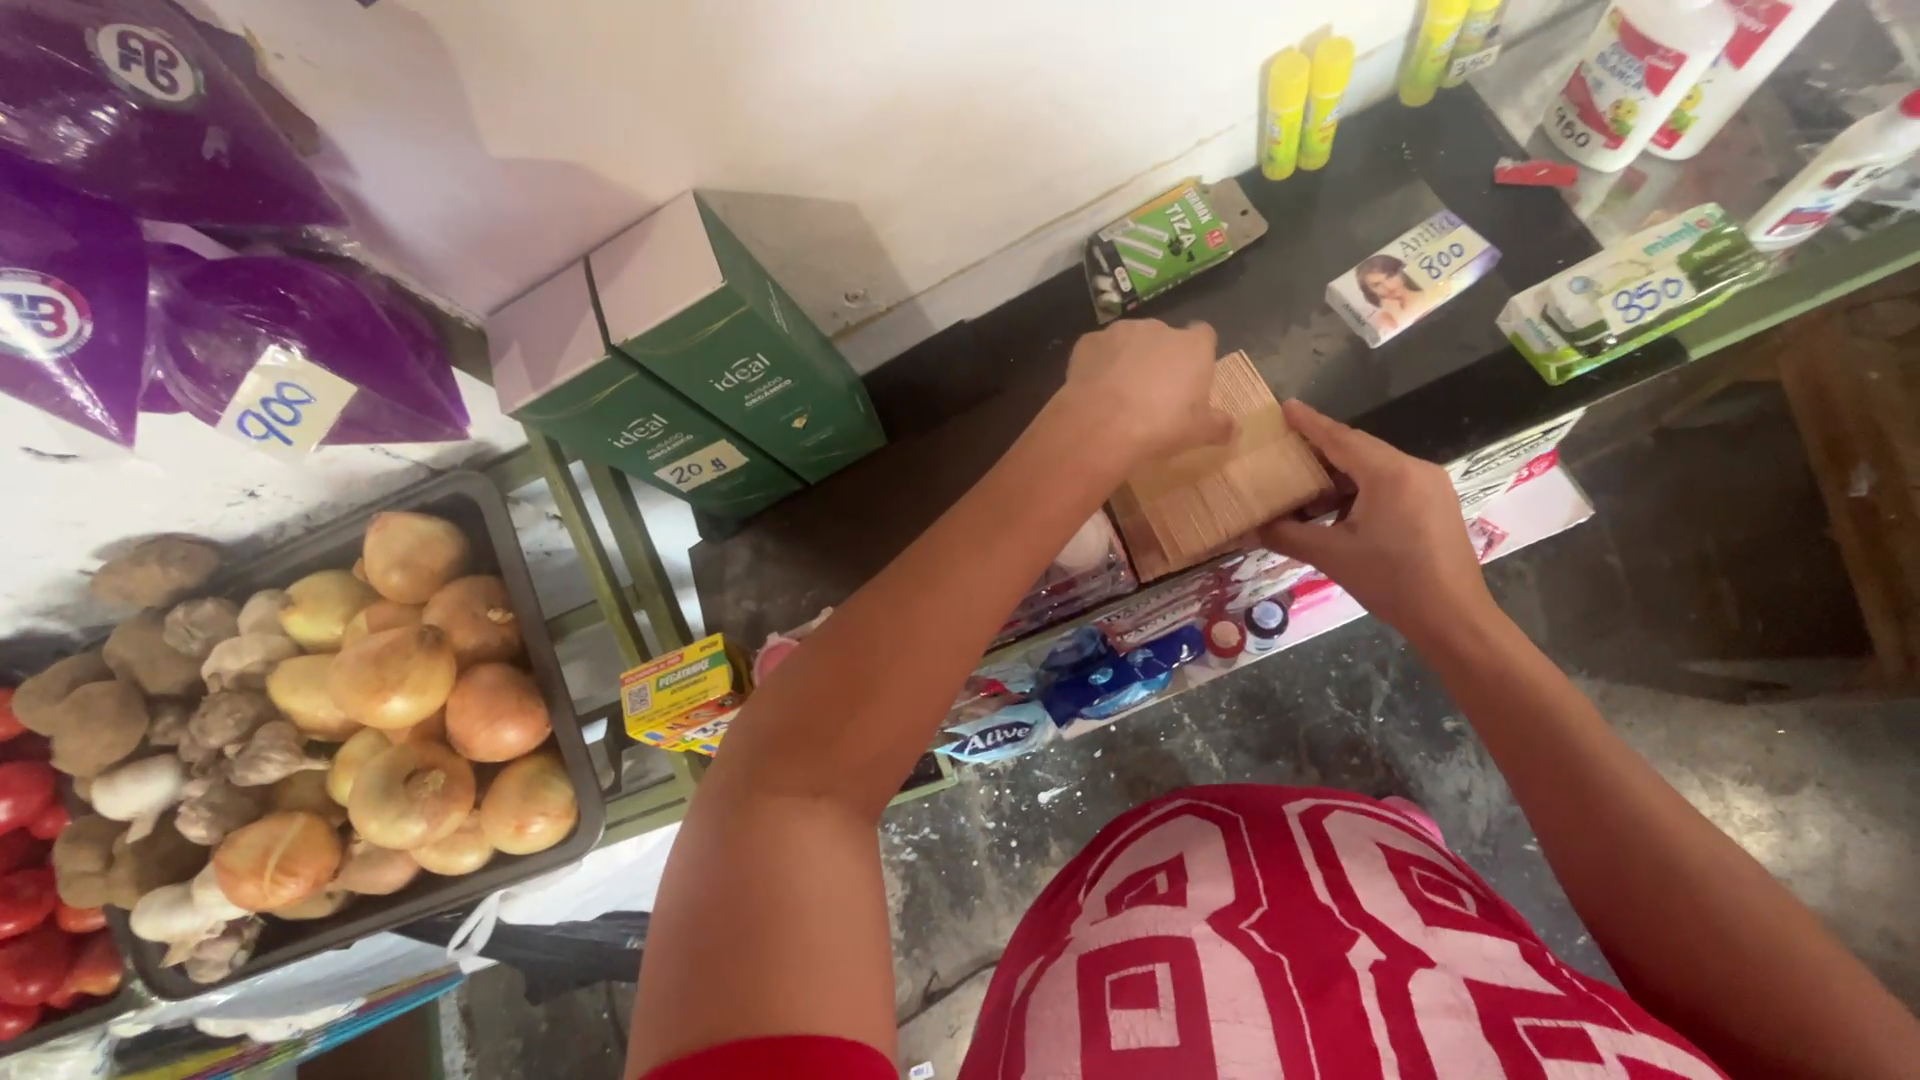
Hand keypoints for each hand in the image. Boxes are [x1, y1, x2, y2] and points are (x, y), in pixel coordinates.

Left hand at [1056, 319, 1233, 463]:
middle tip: (1152, 393)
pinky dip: (1098, 364)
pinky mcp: (1088, 340)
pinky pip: (1098, 350)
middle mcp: (1159, 329)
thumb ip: (1219, 426)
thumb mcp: (1197, 432)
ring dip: (1127, 358)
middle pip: (1164, 338)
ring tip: (1119, 393)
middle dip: (1159, 358)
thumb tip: (1235, 428)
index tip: (1189, 378)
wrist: (1101, 425)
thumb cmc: (1159, 425)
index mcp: (1193, 346)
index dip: (1196, 356)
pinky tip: (1093, 389)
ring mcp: (1121, 331)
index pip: (1204, 336)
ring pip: (1129, 341)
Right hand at [1259, 401, 1496, 645]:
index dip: (1310, 423)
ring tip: (1306, 487)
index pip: (1341, 439)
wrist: (1453, 617)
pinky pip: (1391, 482)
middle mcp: (1415, 469)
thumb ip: (1287, 536)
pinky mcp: (1436, 503)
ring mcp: (1431, 485)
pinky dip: (1361, 488)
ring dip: (1340, 474)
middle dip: (1322, 449)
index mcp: (1390, 474)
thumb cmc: (1392, 582)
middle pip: (1359, 449)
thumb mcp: (1332, 556)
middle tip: (1287, 449)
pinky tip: (1339, 509)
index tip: (1285, 407)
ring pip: (1376, 467)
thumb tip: (1246, 529)